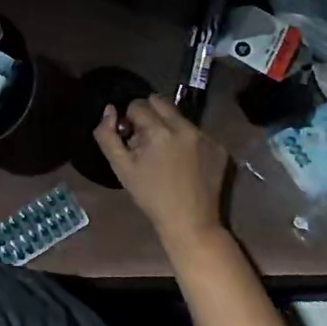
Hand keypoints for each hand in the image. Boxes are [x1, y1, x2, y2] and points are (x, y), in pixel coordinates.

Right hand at [94, 95, 228, 240]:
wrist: (191, 223)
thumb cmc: (151, 195)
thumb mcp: (120, 166)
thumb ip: (106, 134)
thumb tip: (110, 109)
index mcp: (160, 131)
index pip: (138, 105)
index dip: (129, 119)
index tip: (131, 138)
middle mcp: (186, 128)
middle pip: (161, 102)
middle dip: (149, 115)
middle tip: (146, 140)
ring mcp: (206, 137)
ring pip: (179, 117)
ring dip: (168, 127)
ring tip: (166, 153)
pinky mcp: (220, 148)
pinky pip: (196, 132)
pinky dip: (186, 140)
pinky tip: (184, 162)